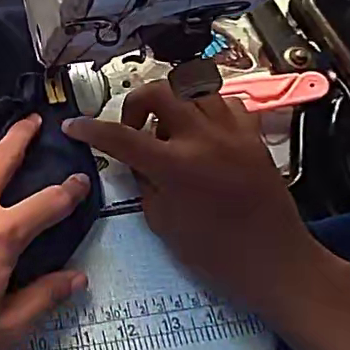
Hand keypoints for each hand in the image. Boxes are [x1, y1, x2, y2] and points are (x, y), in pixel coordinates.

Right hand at [64, 81, 343, 318]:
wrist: (276, 262)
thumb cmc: (215, 254)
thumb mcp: (163, 222)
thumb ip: (143, 182)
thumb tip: (133, 159)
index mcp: (176, 167)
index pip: (121, 137)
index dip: (90, 129)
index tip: (73, 125)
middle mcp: (204, 139)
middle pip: (160, 91)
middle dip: (135, 103)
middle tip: (133, 127)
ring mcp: (233, 133)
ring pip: (194, 87)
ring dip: (172, 102)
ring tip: (169, 129)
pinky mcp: (254, 135)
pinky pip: (225, 102)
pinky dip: (206, 107)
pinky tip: (201, 129)